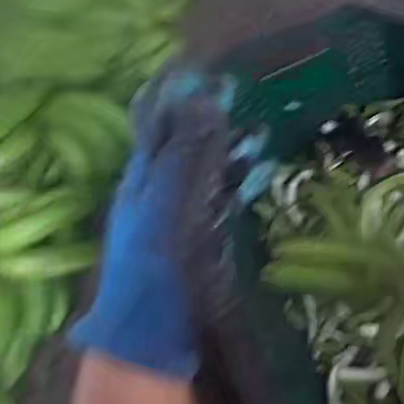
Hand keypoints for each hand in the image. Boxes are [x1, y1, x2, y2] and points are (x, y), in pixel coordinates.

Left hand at [67, 69, 235, 379]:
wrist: (149, 335)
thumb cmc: (154, 267)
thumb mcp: (167, 206)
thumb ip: (185, 156)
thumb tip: (205, 101)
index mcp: (142, 174)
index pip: (158, 117)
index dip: (180, 90)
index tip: (212, 68)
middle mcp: (156, 186)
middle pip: (184, 137)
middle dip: (212, 113)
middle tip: (246, 95)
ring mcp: (177, 212)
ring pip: (204, 164)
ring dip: (230, 144)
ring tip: (262, 130)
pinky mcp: (197, 234)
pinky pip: (219, 193)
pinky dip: (238, 177)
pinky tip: (257, 174)